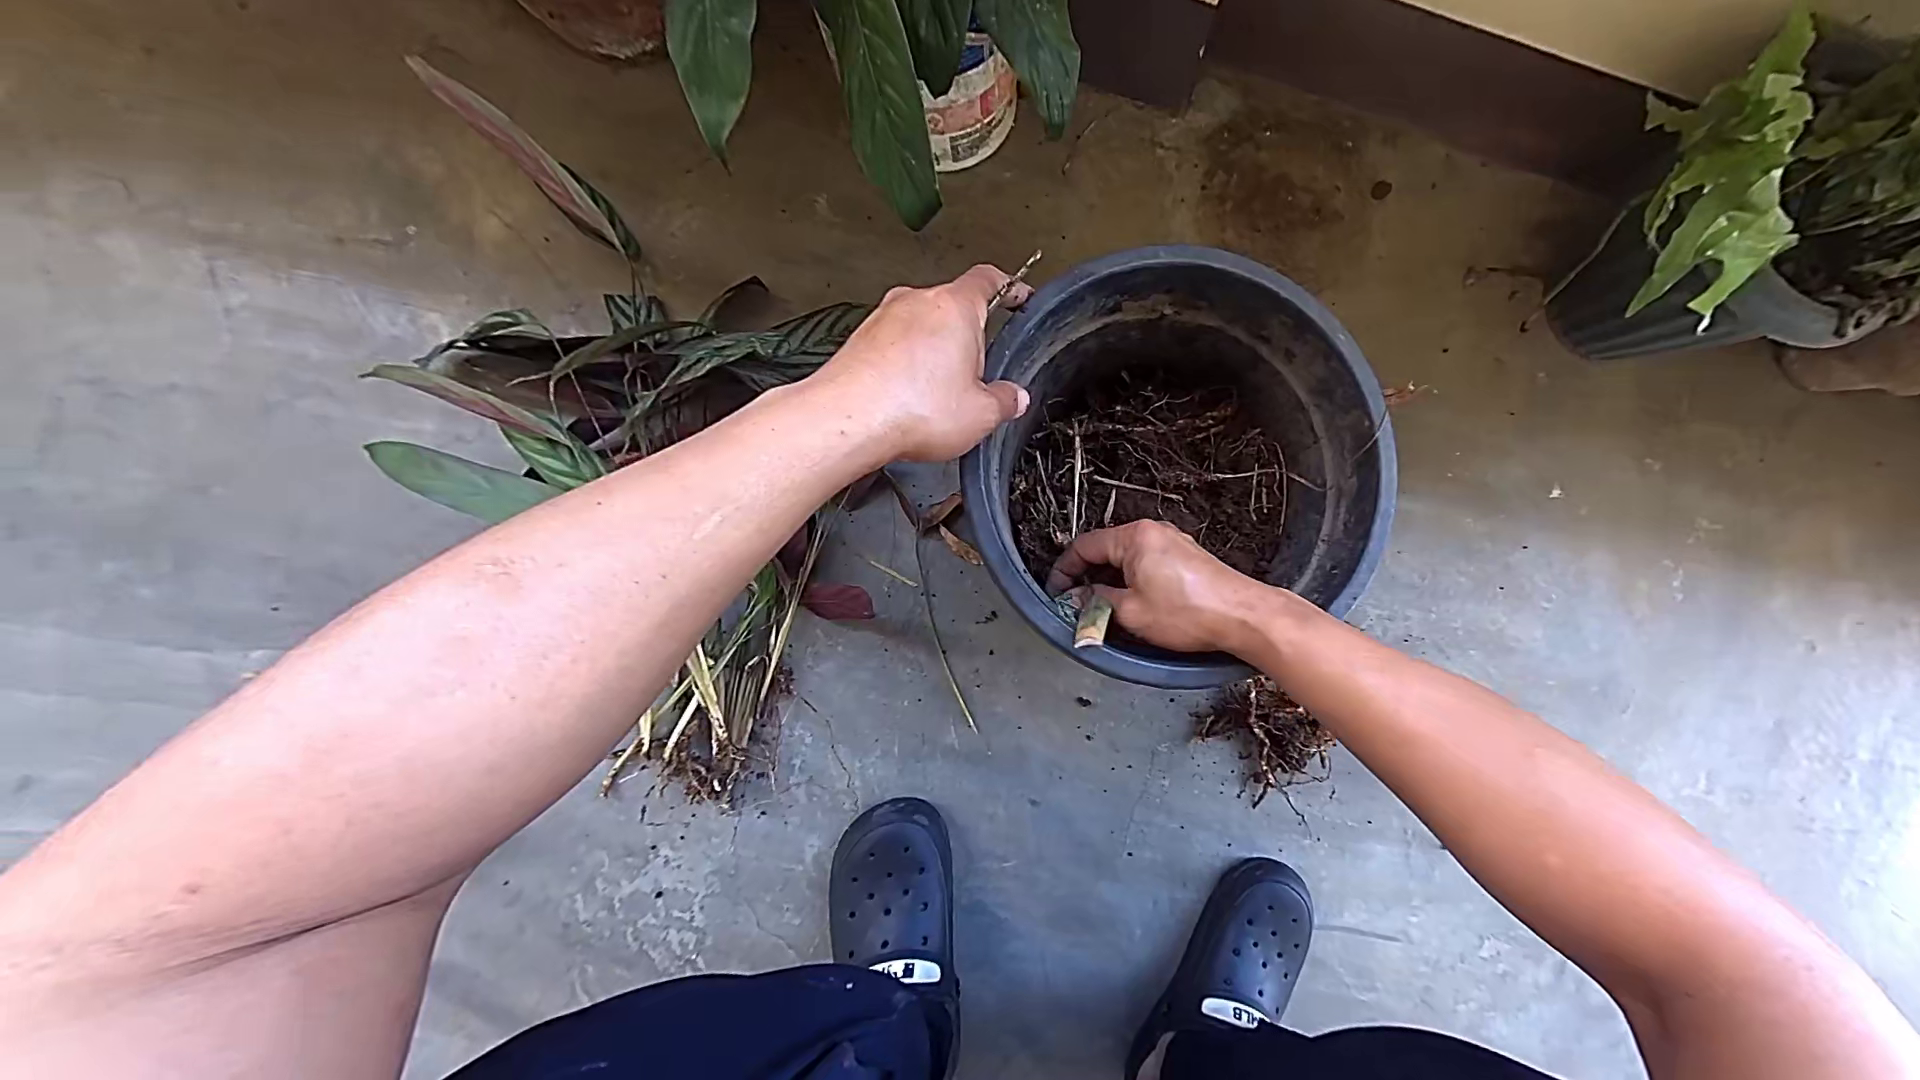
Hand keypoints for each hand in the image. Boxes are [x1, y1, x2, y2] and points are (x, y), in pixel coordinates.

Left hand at [812, 264, 1032, 461]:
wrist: (848, 420)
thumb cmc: (908, 407)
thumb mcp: (980, 414)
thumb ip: (1003, 401)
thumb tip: (1012, 397)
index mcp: (955, 306)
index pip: (990, 280)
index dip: (1010, 288)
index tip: (1018, 296)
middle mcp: (916, 302)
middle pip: (952, 310)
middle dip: (966, 341)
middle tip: (973, 379)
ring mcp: (883, 320)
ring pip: (919, 330)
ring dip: (931, 356)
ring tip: (935, 398)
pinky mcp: (859, 342)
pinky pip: (892, 349)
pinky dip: (903, 368)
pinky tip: (906, 400)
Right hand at [1046, 520, 1280, 654]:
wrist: (1244, 617)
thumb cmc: (1193, 611)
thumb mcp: (1130, 612)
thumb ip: (1095, 602)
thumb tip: (1078, 600)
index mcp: (1134, 536)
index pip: (1084, 546)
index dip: (1065, 570)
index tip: (1057, 590)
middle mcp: (1152, 532)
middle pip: (1104, 549)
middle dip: (1088, 577)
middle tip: (1078, 603)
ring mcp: (1171, 543)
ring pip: (1125, 558)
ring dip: (1111, 581)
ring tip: (1107, 608)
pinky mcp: (1184, 557)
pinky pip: (1145, 563)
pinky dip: (1132, 581)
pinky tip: (1133, 604)